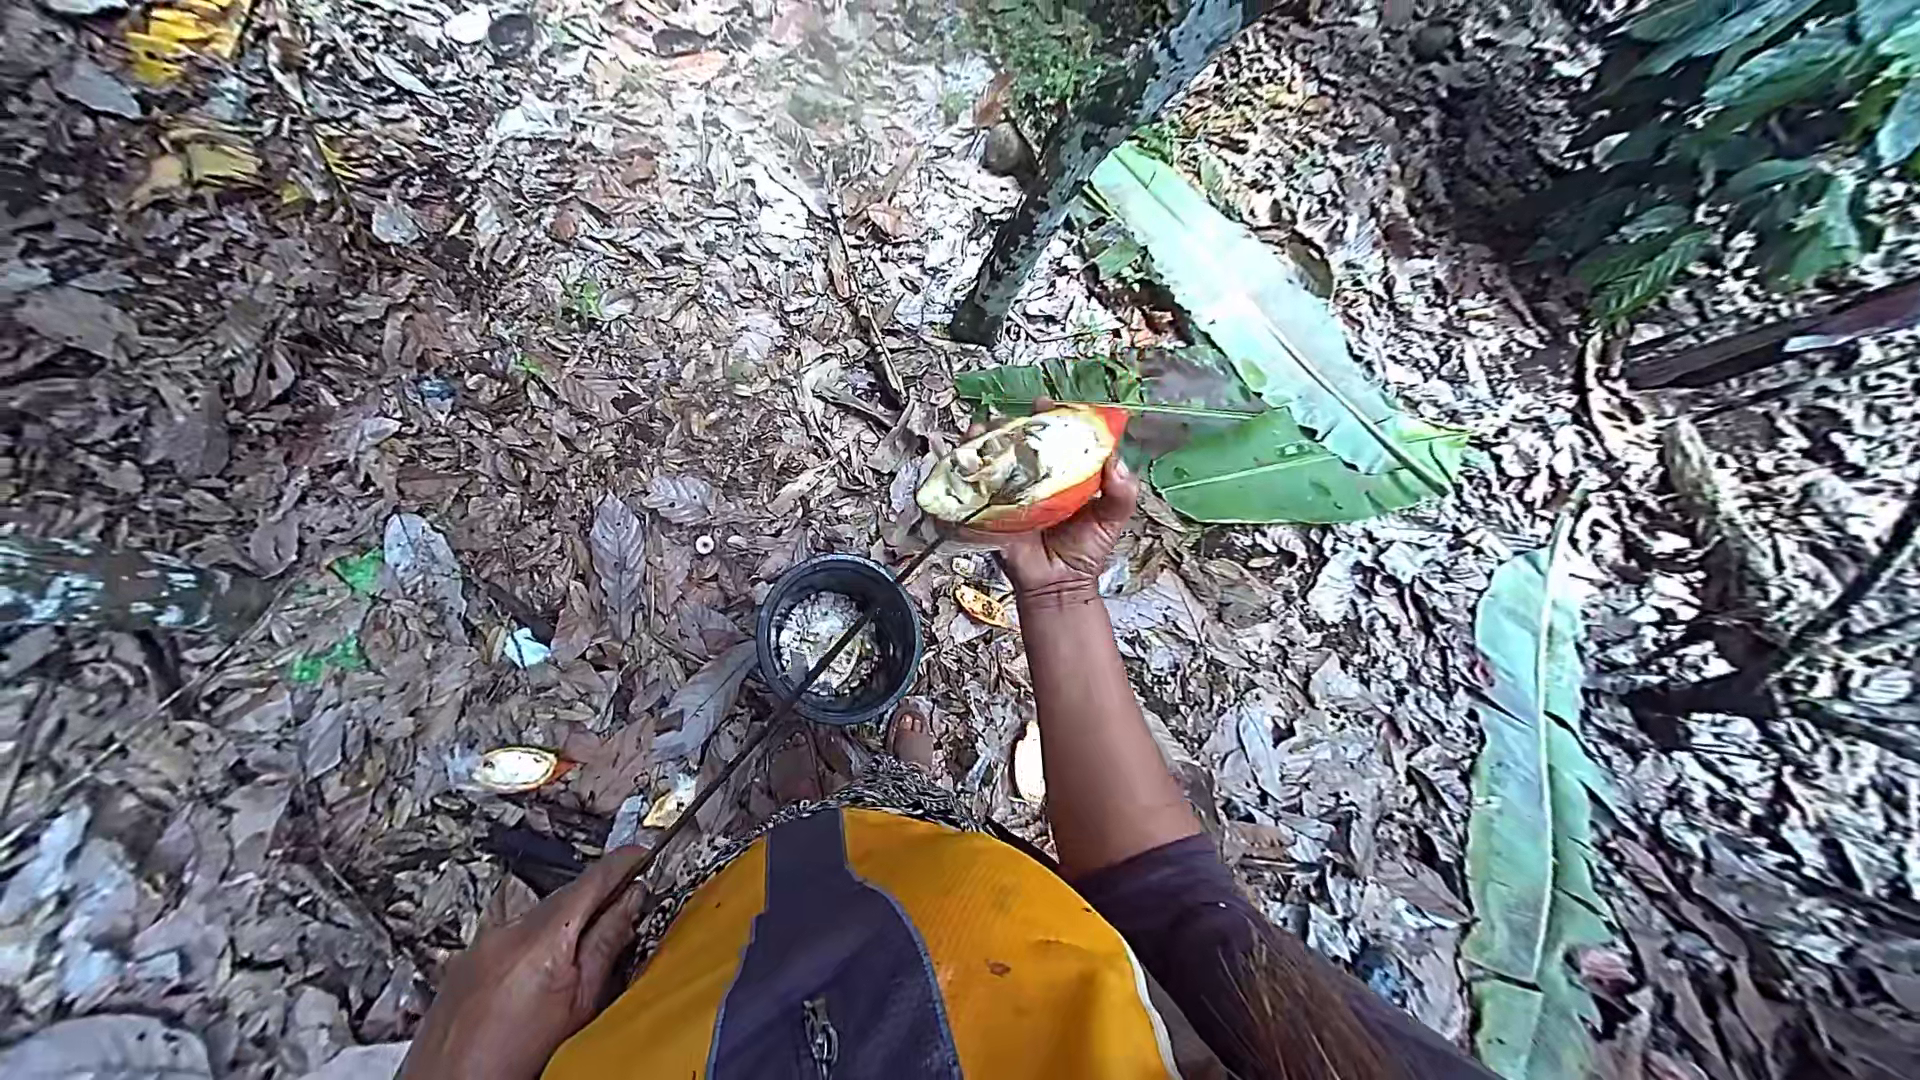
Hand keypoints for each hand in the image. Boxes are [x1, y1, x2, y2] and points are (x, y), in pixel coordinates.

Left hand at [399, 847, 651, 1079]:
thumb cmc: (511, 1068)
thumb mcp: (580, 1005)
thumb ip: (608, 942)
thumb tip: (631, 898)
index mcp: (541, 939)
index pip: (593, 878)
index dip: (624, 862)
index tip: (643, 855)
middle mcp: (506, 932)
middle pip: (568, 893)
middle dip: (598, 898)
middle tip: (626, 911)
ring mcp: (480, 945)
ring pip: (541, 912)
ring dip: (568, 920)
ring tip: (579, 957)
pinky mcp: (465, 962)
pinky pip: (515, 931)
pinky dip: (539, 938)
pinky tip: (543, 972)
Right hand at [965, 398, 1139, 606]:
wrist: (1057, 586)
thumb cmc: (1084, 552)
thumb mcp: (1111, 520)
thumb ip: (1122, 493)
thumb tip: (1116, 462)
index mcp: (1064, 472)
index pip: (1057, 434)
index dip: (1052, 415)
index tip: (1047, 404)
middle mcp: (1035, 476)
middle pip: (1020, 438)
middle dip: (1013, 421)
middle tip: (1013, 418)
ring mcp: (1010, 490)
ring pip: (993, 455)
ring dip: (985, 437)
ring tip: (983, 429)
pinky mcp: (991, 509)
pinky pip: (975, 485)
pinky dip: (965, 466)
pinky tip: (964, 452)